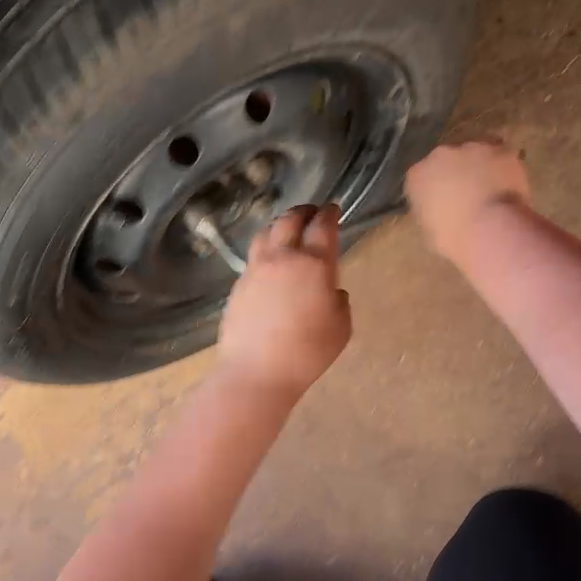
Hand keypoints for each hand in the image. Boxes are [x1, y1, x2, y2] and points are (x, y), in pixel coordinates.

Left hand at [216, 204, 352, 395]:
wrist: (256, 371)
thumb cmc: (308, 352)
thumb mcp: (341, 328)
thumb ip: (339, 301)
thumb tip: (331, 290)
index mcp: (314, 264)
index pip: (323, 226)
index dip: (329, 213)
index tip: (333, 209)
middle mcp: (283, 258)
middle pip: (290, 220)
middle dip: (304, 212)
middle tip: (312, 212)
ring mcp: (256, 269)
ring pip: (267, 233)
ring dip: (280, 225)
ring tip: (288, 229)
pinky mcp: (239, 284)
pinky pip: (254, 256)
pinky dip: (265, 248)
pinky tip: (270, 260)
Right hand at [405, 136, 532, 262]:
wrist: (491, 230)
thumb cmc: (453, 238)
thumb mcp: (428, 229)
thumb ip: (431, 209)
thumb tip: (440, 208)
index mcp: (416, 175)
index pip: (420, 176)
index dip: (432, 188)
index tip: (441, 201)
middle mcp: (440, 154)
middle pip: (446, 158)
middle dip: (455, 172)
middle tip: (466, 192)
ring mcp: (471, 148)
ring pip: (474, 153)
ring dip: (479, 165)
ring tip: (489, 187)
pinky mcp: (501, 150)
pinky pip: (499, 157)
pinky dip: (502, 167)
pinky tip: (507, 184)